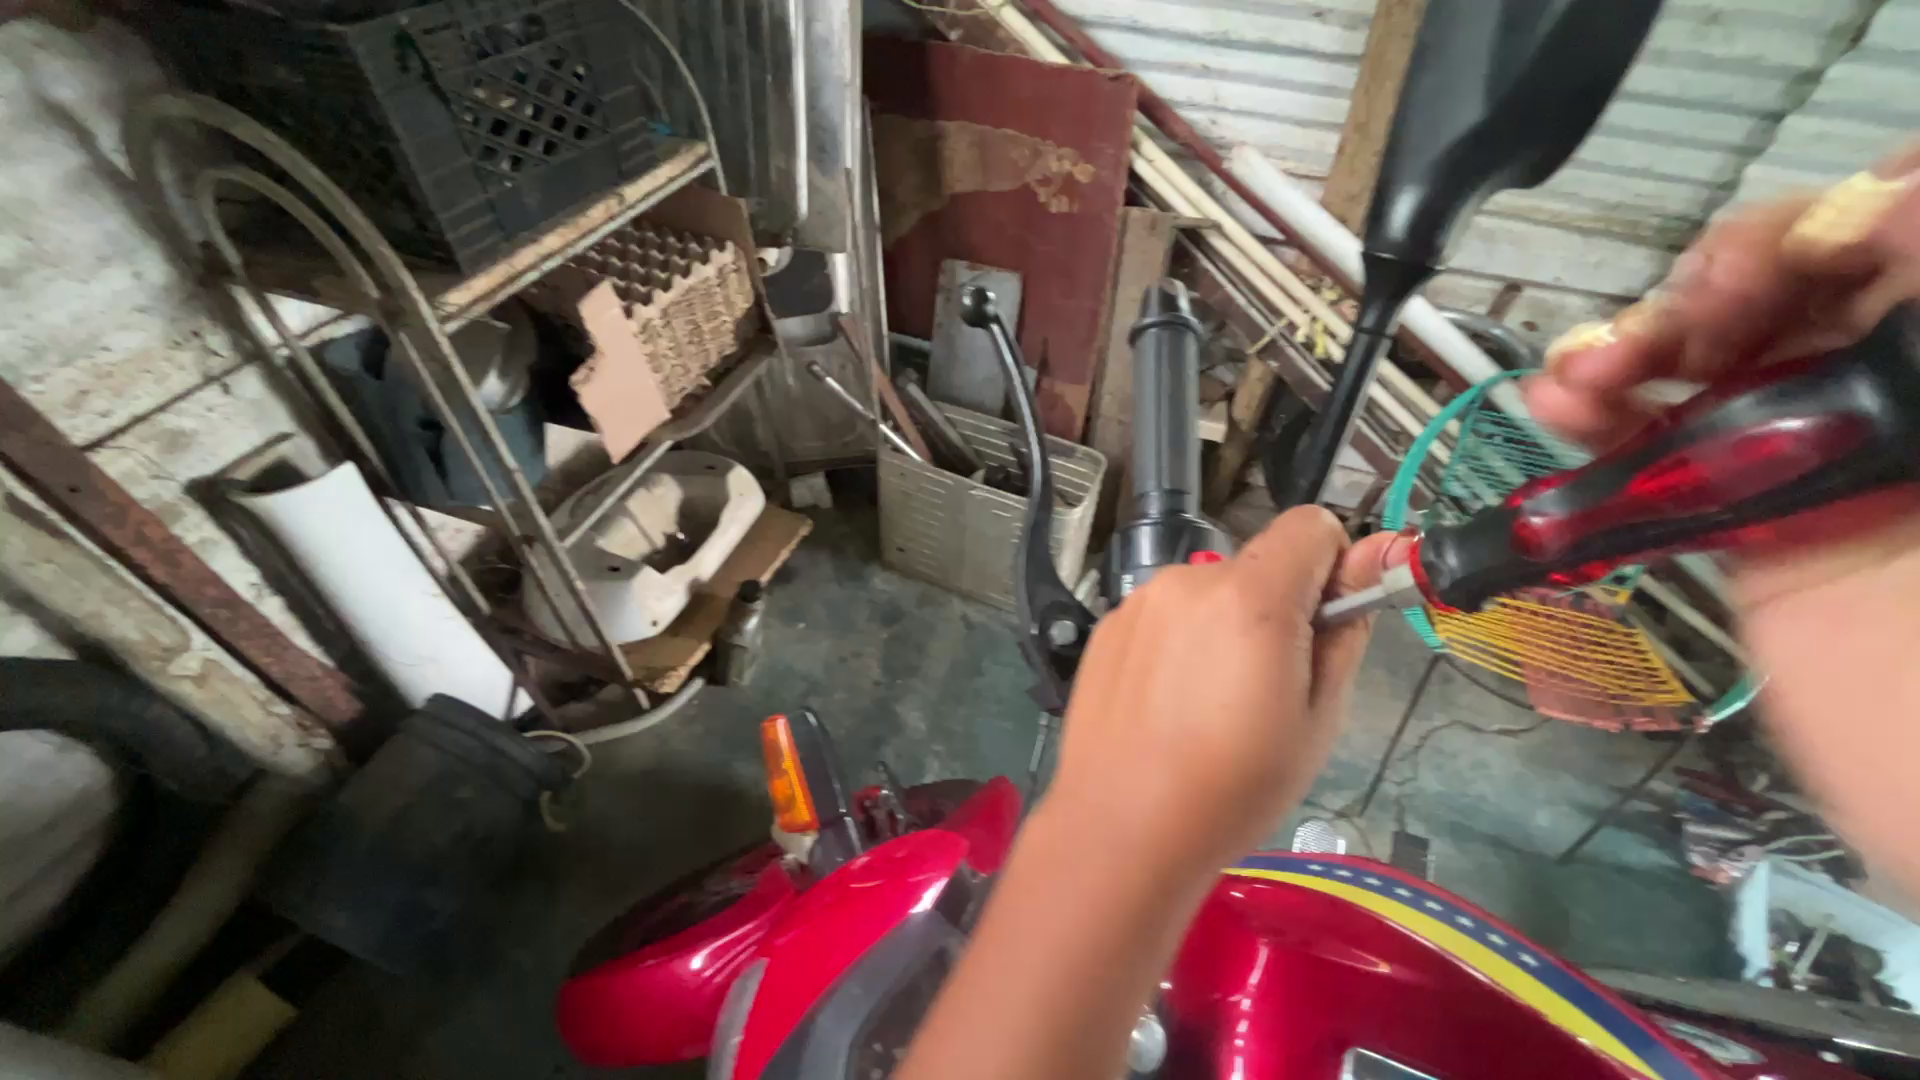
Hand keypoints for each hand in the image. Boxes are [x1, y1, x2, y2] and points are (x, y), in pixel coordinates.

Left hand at [1044, 507, 1396, 876]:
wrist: (1120, 826)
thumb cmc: (1233, 787)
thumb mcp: (1318, 720)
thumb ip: (1343, 633)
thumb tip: (1371, 565)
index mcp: (1249, 596)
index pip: (1309, 524)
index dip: (1331, 566)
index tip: (1322, 622)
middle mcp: (1188, 581)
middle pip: (1255, 565)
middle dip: (1274, 607)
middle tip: (1265, 684)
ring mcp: (1139, 601)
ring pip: (1207, 592)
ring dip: (1222, 624)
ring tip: (1208, 702)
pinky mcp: (1107, 626)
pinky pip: (1164, 615)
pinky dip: (1178, 641)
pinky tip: (1166, 702)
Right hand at [1523, 146, 1919, 892]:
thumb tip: (1890, 198)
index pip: (1902, 222)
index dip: (1839, 215)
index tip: (1800, 260)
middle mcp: (1897, 382)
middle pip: (1793, 279)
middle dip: (1720, 280)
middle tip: (1689, 316)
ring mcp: (1809, 446)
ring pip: (1705, 353)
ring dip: (1630, 343)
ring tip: (1579, 375)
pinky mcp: (1729, 505)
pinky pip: (1652, 433)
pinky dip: (1593, 410)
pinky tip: (1559, 403)